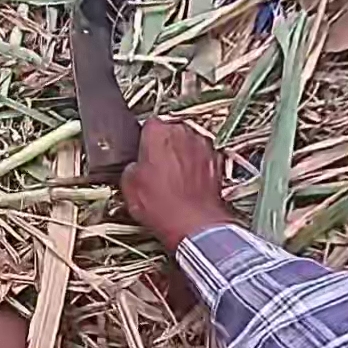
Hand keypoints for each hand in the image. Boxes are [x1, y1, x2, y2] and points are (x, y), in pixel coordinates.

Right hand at [120, 120, 234, 252]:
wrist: (193, 223)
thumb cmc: (160, 204)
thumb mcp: (128, 187)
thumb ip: (130, 167)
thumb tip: (134, 166)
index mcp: (159, 133)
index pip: (148, 124)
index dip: (143, 139)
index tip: (140, 153)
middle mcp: (185, 132)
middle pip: (171, 130)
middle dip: (163, 145)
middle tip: (154, 167)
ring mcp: (205, 145)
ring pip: (188, 142)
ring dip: (181, 154)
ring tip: (171, 178)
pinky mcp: (218, 160)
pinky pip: (202, 157)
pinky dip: (196, 166)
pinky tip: (187, 184)